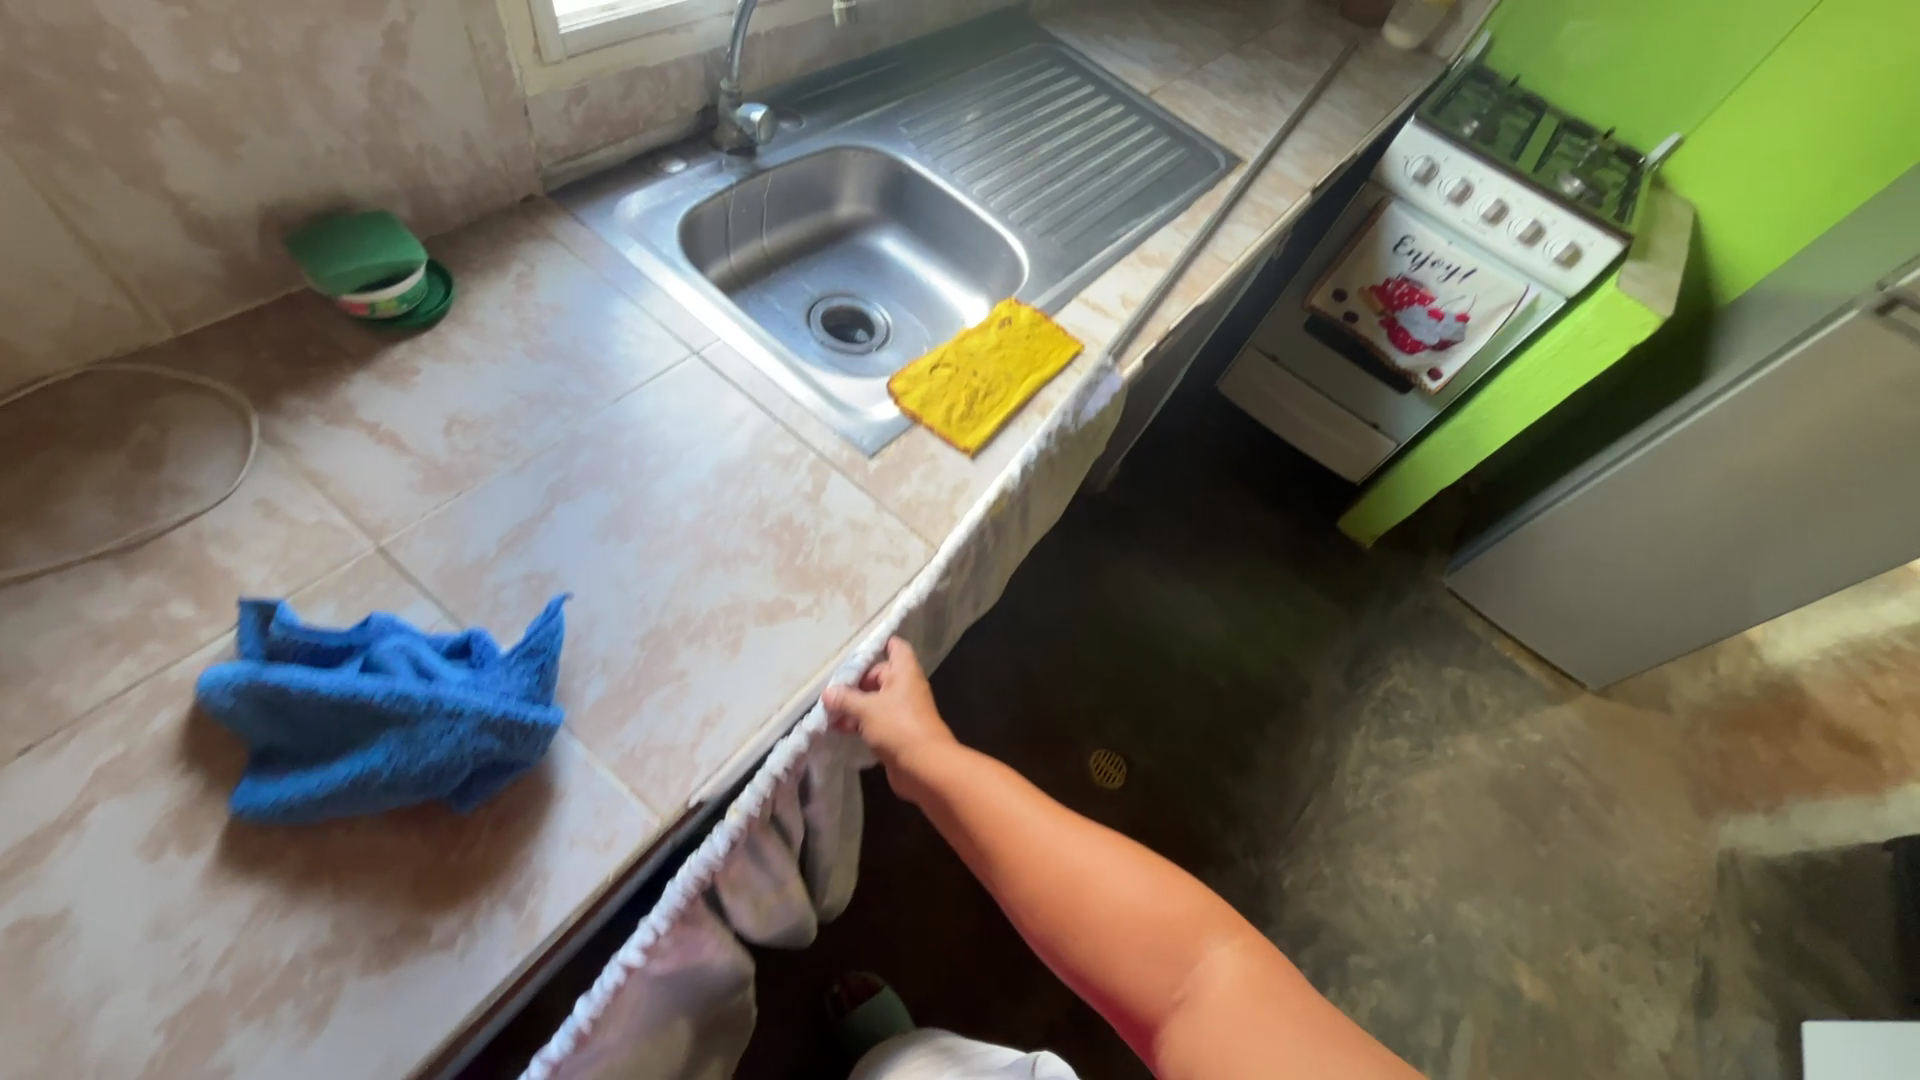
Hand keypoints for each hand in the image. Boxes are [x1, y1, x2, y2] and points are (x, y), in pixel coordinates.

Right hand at [823, 637, 956, 793]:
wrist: (924, 766)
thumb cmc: (898, 726)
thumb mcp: (867, 709)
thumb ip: (846, 699)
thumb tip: (828, 693)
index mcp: (904, 672)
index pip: (895, 647)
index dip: (878, 644)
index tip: (854, 650)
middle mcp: (905, 687)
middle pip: (880, 675)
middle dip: (856, 682)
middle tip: (831, 690)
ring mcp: (903, 710)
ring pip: (876, 700)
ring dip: (855, 705)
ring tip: (829, 712)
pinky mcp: (898, 731)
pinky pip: (876, 720)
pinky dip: (860, 722)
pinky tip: (839, 729)